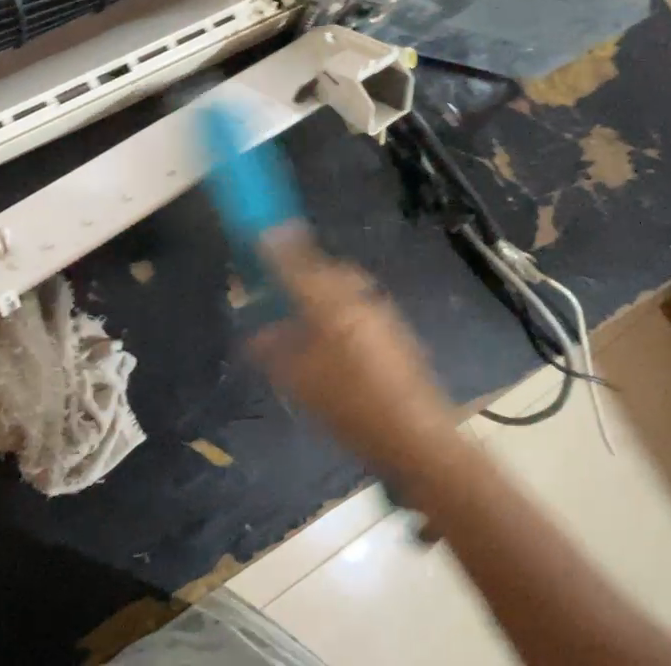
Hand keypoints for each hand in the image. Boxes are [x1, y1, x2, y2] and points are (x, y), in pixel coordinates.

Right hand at [249, 228, 461, 474]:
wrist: (416, 438)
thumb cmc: (349, 406)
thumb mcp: (296, 380)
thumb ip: (272, 348)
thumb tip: (255, 332)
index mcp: (328, 303)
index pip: (295, 262)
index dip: (276, 246)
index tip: (261, 232)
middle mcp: (356, 298)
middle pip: (326, 268)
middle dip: (303, 266)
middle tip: (281, 281)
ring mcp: (382, 313)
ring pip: (346, 286)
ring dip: (323, 287)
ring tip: (303, 310)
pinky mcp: (397, 333)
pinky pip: (360, 305)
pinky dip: (341, 307)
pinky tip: (332, 336)